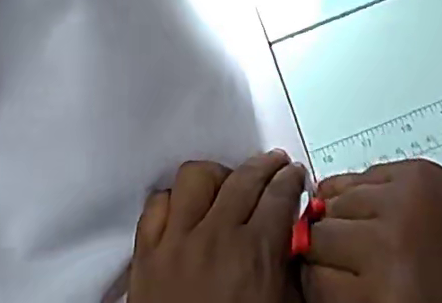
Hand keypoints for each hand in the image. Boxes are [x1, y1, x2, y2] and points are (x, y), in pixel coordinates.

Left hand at [130, 150, 307, 302]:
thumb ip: (290, 277)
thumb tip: (296, 247)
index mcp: (254, 255)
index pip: (277, 198)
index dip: (290, 181)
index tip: (295, 174)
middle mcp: (214, 237)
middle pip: (243, 179)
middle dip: (264, 166)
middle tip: (275, 163)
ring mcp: (175, 241)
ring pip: (196, 178)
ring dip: (217, 176)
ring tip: (229, 180)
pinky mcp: (145, 253)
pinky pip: (157, 203)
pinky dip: (173, 199)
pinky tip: (184, 206)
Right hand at [300, 160, 441, 302]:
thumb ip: (365, 302)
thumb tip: (321, 284)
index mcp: (393, 297)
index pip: (315, 280)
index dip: (312, 282)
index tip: (317, 282)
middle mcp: (390, 245)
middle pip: (317, 235)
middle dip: (319, 248)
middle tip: (328, 259)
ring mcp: (401, 200)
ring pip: (331, 200)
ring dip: (334, 216)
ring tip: (347, 232)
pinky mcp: (412, 172)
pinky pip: (358, 175)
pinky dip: (354, 192)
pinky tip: (362, 207)